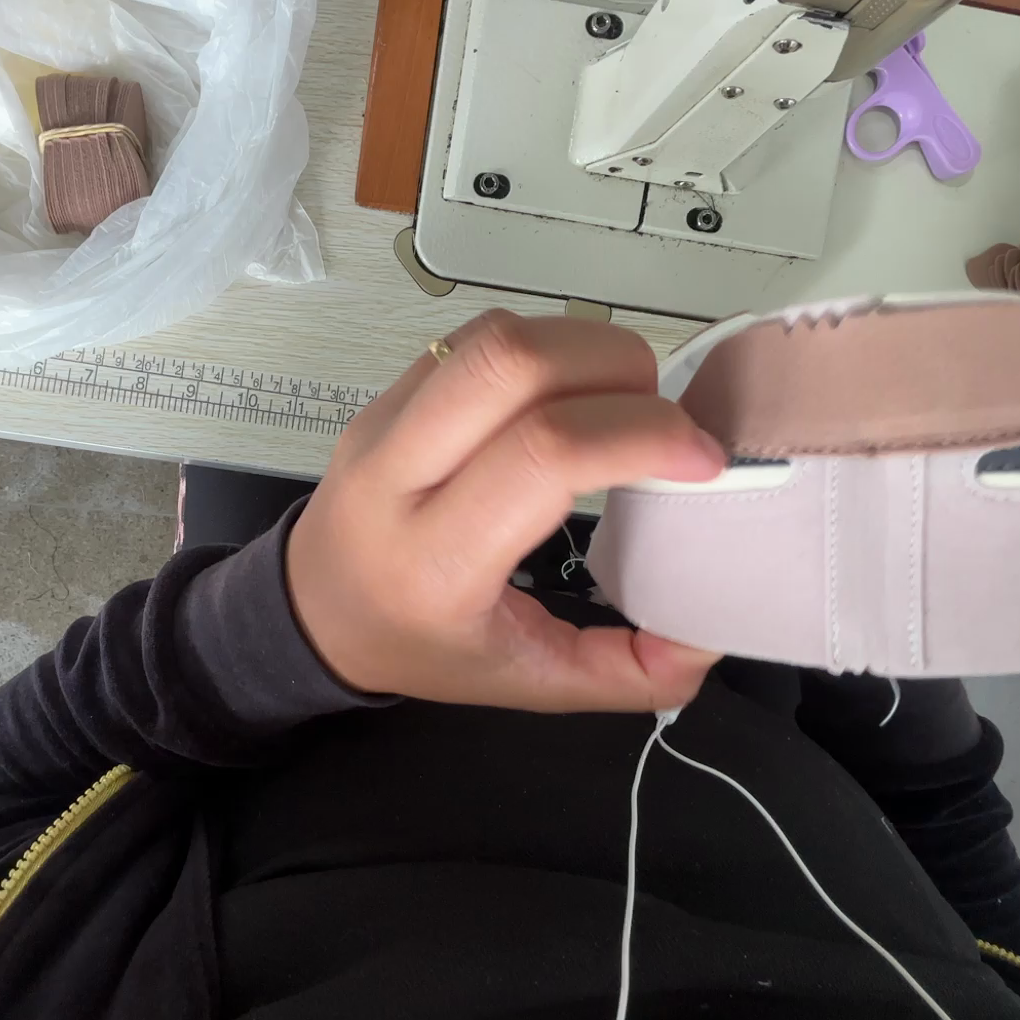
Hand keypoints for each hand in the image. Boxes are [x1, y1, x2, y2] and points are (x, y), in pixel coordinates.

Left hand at [285, 310, 726, 712]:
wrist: (314, 608)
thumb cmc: (415, 645)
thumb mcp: (524, 683)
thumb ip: (622, 675)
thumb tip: (706, 640)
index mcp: (434, 560)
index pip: (540, 456)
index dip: (638, 434)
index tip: (699, 458)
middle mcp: (397, 476)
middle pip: (509, 364)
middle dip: (615, 366)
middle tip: (661, 414)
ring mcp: (384, 423)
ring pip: (491, 337)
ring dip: (581, 346)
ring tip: (621, 399)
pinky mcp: (387, 394)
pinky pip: (473, 339)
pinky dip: (542, 347)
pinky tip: (565, 392)